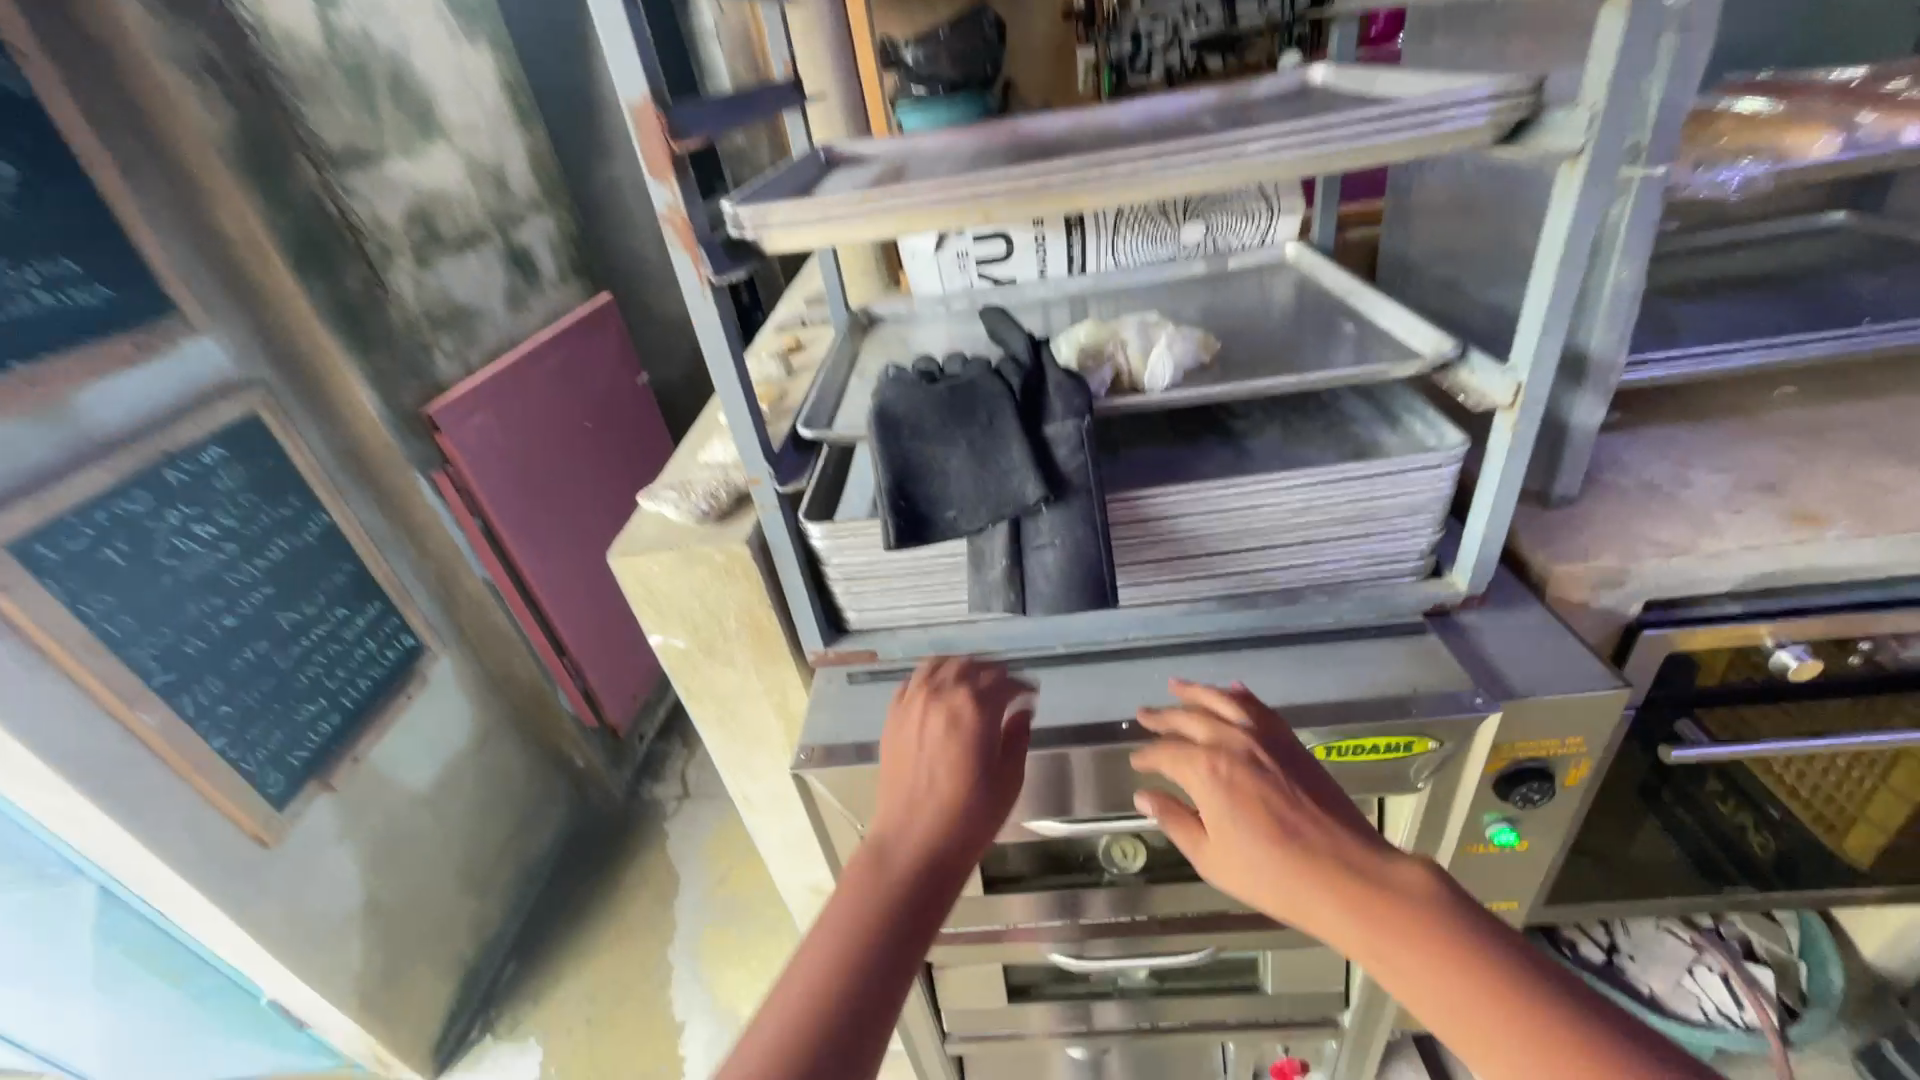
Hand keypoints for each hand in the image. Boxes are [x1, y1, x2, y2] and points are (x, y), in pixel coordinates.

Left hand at [867, 657, 1034, 879]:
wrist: (915, 841)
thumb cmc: (970, 816)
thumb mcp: (1009, 779)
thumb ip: (1017, 737)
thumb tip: (1022, 712)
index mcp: (977, 706)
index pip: (1005, 681)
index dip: (1022, 687)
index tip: (1030, 696)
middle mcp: (943, 693)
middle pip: (972, 666)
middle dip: (993, 673)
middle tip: (1006, 689)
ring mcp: (913, 701)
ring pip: (940, 665)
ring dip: (962, 669)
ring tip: (973, 684)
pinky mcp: (894, 715)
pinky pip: (915, 681)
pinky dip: (932, 679)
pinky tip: (940, 693)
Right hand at [1130, 679, 1420, 944]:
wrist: (1346, 874)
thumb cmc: (1271, 875)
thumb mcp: (1210, 857)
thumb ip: (1175, 820)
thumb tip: (1145, 795)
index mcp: (1205, 770)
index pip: (1165, 753)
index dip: (1146, 757)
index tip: (1135, 762)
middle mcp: (1231, 741)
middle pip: (1189, 719)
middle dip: (1162, 717)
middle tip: (1143, 714)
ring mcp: (1264, 737)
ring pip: (1223, 702)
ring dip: (1197, 692)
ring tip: (1176, 685)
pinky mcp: (1291, 742)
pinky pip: (1260, 708)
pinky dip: (1241, 696)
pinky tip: (1232, 690)